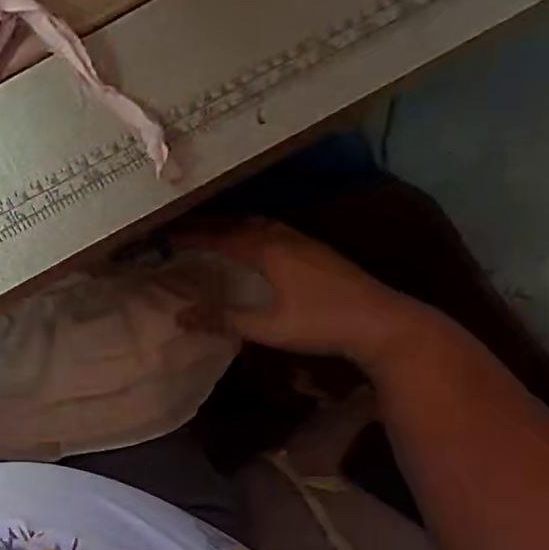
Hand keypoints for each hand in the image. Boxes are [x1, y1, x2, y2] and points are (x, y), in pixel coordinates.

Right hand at [175, 218, 435, 366]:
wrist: (382, 322)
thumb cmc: (321, 324)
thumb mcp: (267, 327)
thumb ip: (224, 319)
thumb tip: (181, 316)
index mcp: (270, 250)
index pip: (221, 236)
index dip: (192, 236)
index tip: (166, 236)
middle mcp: (285, 237)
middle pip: (239, 222)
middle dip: (209, 224)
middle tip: (182, 229)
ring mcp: (305, 241)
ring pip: (259, 223)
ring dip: (232, 225)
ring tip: (212, 232)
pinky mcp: (317, 251)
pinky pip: (274, 230)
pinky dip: (251, 231)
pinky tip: (253, 244)